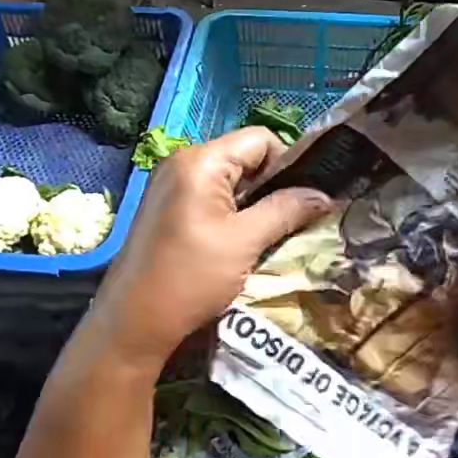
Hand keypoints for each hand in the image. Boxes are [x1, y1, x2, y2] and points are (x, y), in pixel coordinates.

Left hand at [80, 128, 331, 372]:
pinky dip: (229, 212)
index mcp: (200, 160)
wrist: (134, 318)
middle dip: (270, 185)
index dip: (287, 163)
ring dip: (251, 202)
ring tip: (266, 235)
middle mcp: (181, 161)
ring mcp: (169, 183)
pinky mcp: (165, 206)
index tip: (300, 200)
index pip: (259, 139)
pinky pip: (208, 195)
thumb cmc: (190, 276)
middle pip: (243, 157)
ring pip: (228, 179)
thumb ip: (285, 210)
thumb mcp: (245, 242)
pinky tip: (239, 242)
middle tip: (289, 221)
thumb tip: (323, 194)